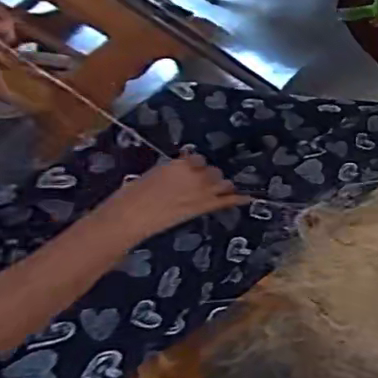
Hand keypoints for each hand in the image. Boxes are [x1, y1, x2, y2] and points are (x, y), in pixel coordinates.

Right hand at [87, 155, 246, 241]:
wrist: (128, 218)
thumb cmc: (129, 197)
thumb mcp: (150, 176)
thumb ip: (171, 172)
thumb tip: (179, 171)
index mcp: (180, 164)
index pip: (198, 159)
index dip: (196, 165)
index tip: (193, 168)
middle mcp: (197, 174)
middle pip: (214, 171)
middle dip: (208, 177)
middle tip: (198, 184)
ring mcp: (205, 190)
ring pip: (225, 183)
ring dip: (221, 186)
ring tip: (214, 191)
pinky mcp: (208, 205)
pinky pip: (230, 200)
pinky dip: (240, 199)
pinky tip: (249, 198)